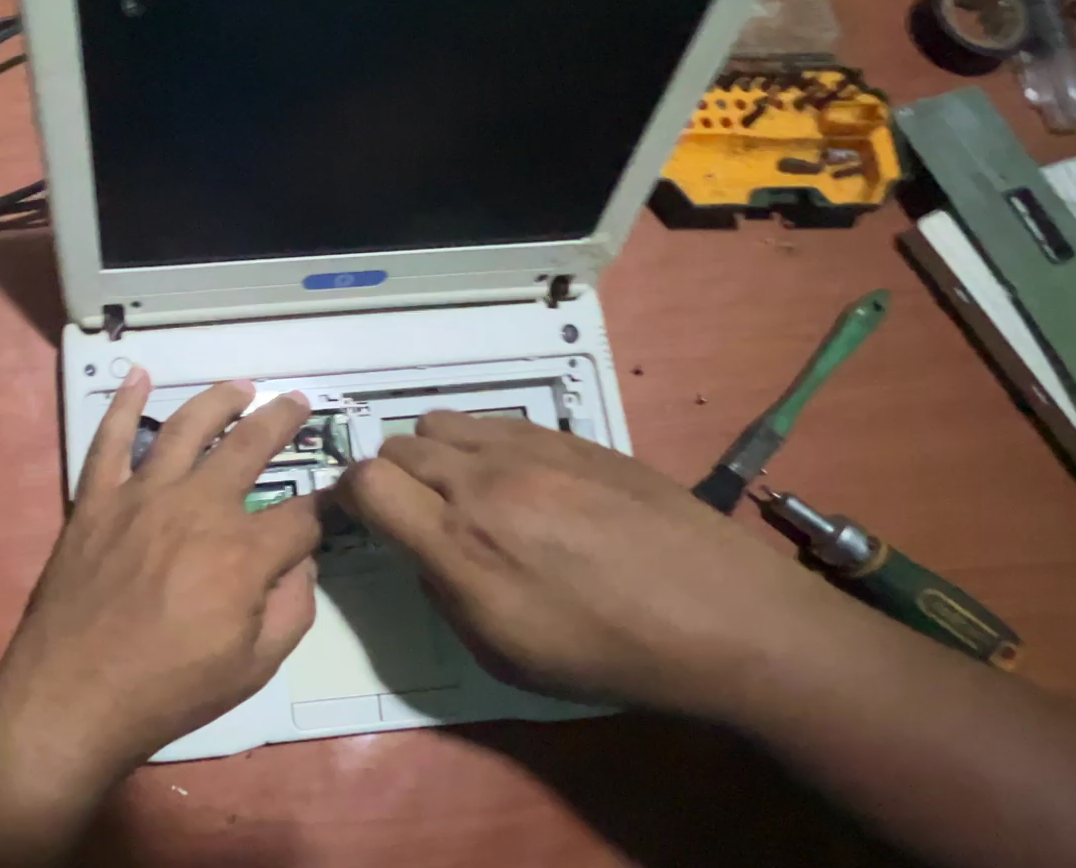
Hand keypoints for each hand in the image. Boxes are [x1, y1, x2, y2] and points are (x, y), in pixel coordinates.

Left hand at [0, 372, 320, 793]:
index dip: (326, 507)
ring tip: (240, 386)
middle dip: (282, 420)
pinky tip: (138, 376)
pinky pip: (110, 439)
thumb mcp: (255, 667)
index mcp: (242, 552)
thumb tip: (302, 559)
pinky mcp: (96, 498)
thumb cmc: (168, 691)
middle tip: (296, 401)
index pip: (302, 516)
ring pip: (187, 428)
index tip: (337, 497)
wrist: (71, 699)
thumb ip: (293, 607)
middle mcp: (197, 507)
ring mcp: (142, 495)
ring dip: (218, 400)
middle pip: (250, 446)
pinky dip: (124, 404)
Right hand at [338, 411, 854, 715]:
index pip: (365, 482)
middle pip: (396, 448)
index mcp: (462, 544)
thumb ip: (441, 591)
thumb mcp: (502, 653)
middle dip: (390, 478)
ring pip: (438, 424)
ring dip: (432, 454)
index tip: (359, 515)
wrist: (726, 618)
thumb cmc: (607, 653)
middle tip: (416, 511)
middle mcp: (484, 484)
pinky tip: (517, 478)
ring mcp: (529, 451)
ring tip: (464, 488)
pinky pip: (492, 422)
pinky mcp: (568, 436)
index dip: (348, 495)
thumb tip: (423, 547)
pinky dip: (479, 445)